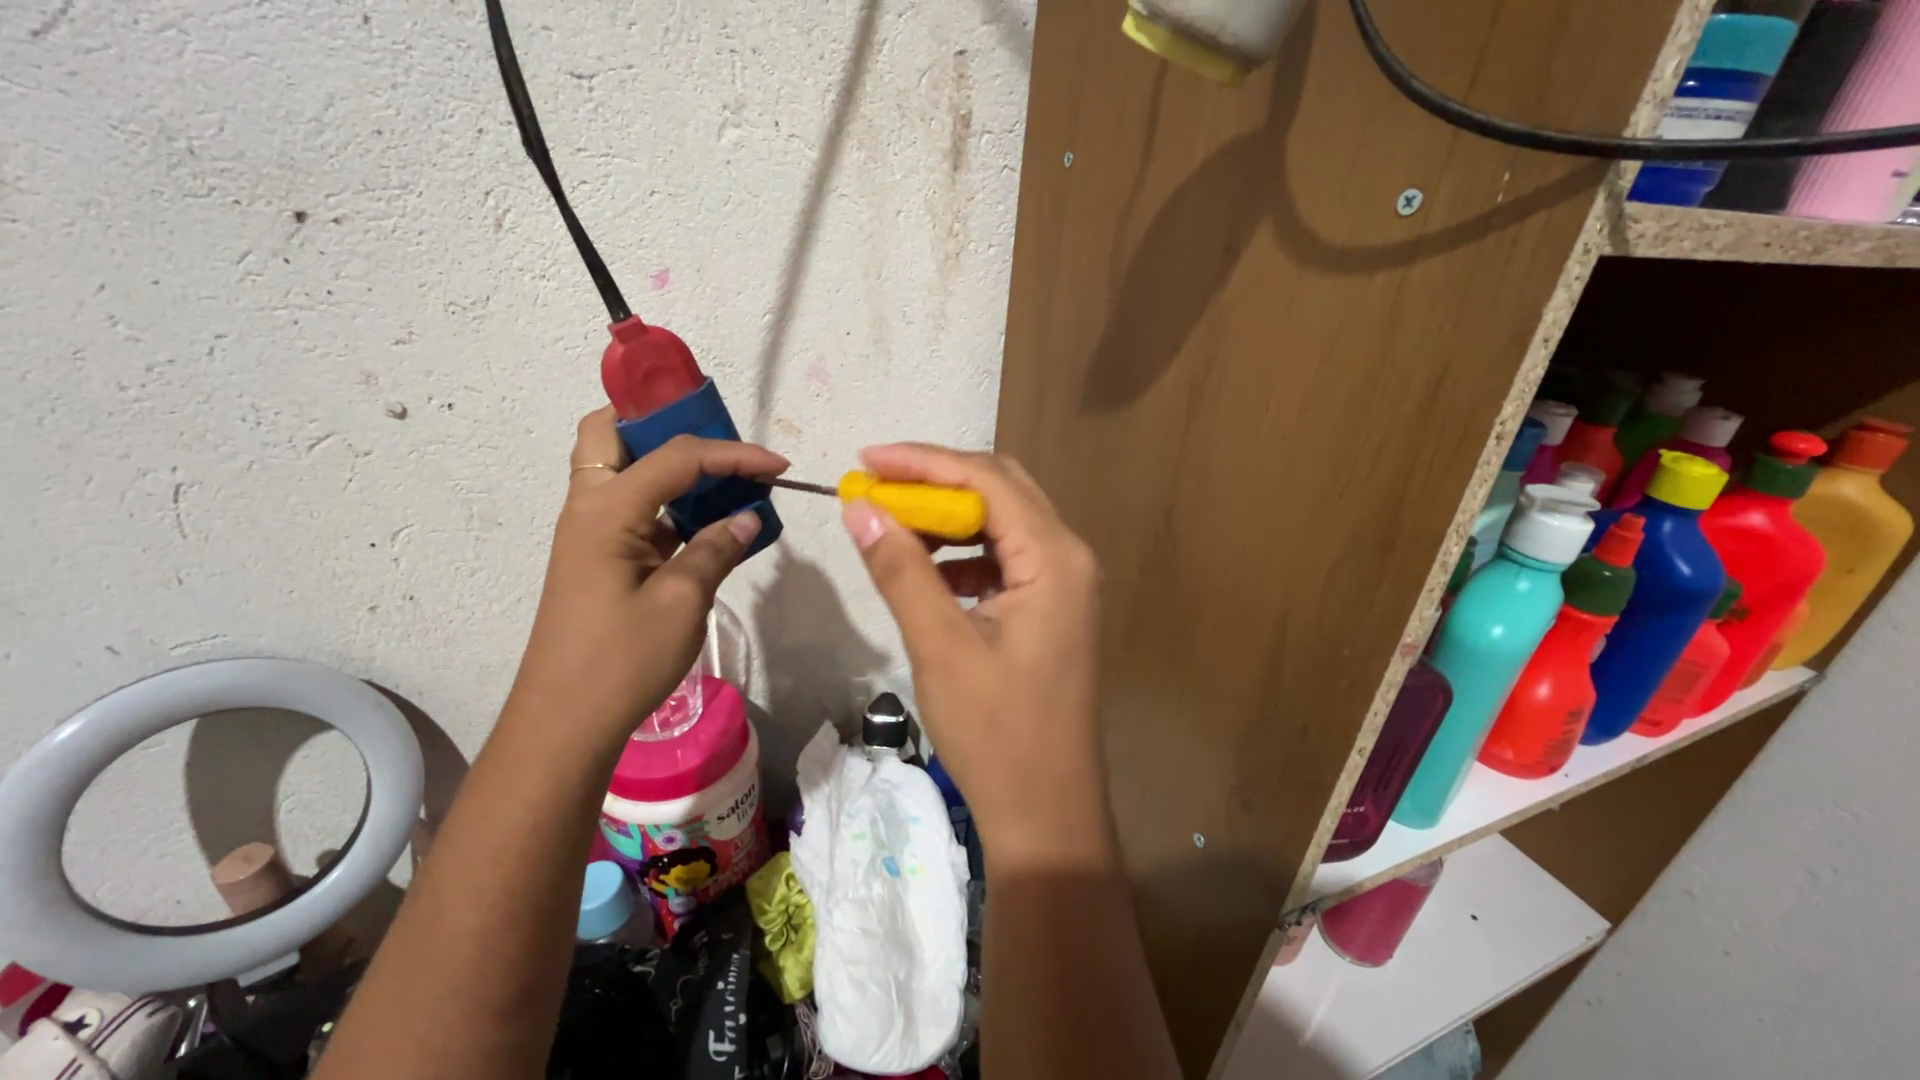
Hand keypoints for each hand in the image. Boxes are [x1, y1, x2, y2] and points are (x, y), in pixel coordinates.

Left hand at [507, 407, 788, 745]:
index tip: (778, 464)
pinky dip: (666, 499)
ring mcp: (589, 532)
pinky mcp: (599, 557)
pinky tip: (706, 519)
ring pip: (619, 467)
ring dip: (666, 460)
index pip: (675, 456)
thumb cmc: (622, 661)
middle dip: (663, 422)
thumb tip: (748, 516)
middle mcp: (588, 507)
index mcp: (604, 510)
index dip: (731, 453)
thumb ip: (716, 549)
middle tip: (716, 443)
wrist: (565, 721)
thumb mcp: (682, 602)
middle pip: (612, 432)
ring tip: (721, 474)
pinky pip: (632, 506)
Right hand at [841, 444, 1110, 869]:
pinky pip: (1006, 562)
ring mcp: (1066, 587)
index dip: (923, 462)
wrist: (1046, 812)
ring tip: (892, 526)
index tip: (865, 461)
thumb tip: (861, 508)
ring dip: (949, 519)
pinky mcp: (1053, 613)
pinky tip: (928, 575)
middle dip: (936, 482)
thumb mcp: (939, 646)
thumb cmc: (995, 732)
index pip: (987, 479)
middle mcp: (1069, 559)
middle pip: (1002, 490)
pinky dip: (965, 557)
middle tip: (874, 486)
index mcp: (1054, 558)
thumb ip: (901, 570)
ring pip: (1004, 524)